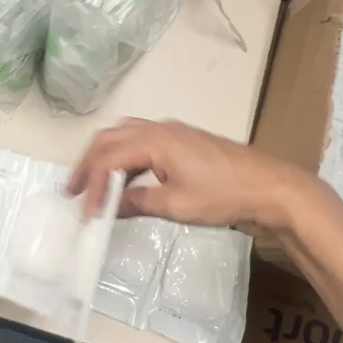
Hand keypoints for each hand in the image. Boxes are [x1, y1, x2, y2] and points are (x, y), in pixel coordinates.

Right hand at [65, 118, 317, 231]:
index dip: (93, 187)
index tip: (86, 214)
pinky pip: (139, 138)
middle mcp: (158, 128)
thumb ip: (137, 203)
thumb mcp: (176, 205)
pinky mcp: (182, 138)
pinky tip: (124, 176)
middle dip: (88, 165)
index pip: (109, 160)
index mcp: (154, 141)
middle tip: (73, 191)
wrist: (269, 185)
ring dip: (104, 157)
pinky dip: (123, 155)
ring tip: (92, 183)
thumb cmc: (223, 195)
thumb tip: (108, 208)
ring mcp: (171, 130)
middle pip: (109, 140)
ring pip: (123, 135)